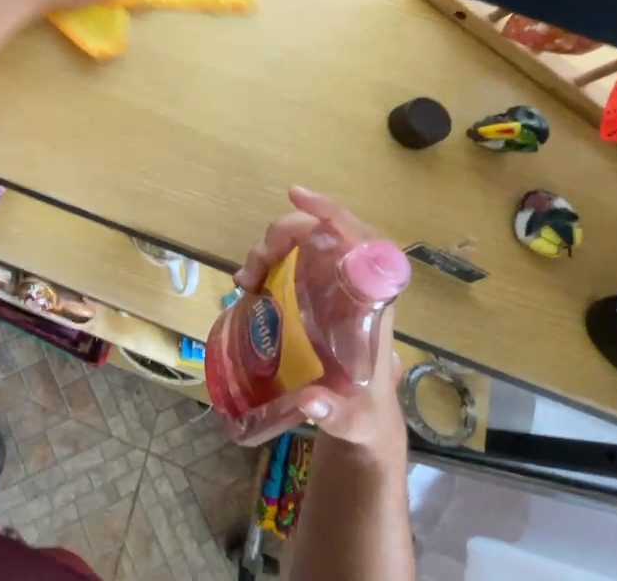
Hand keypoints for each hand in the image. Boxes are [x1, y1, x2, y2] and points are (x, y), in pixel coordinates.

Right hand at [235, 186, 405, 455]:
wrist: (362, 419)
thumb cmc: (365, 415)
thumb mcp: (352, 420)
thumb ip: (333, 413)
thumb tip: (309, 402)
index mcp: (371, 303)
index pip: (361, 241)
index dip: (332, 213)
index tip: (296, 195)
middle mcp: (352, 284)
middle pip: (320, 234)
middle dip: (283, 236)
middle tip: (254, 265)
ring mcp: (332, 285)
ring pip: (301, 243)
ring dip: (268, 249)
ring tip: (245, 280)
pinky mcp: (314, 293)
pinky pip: (290, 260)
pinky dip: (265, 263)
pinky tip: (249, 285)